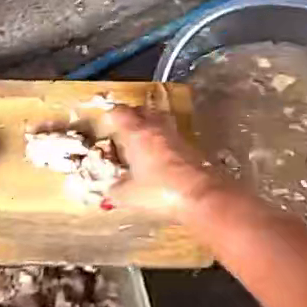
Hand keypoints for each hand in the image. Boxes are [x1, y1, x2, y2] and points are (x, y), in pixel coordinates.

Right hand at [102, 104, 226, 217]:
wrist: (199, 193)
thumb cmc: (158, 191)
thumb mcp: (129, 195)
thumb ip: (116, 189)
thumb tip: (110, 188)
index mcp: (137, 134)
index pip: (121, 113)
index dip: (113, 114)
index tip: (107, 121)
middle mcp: (156, 128)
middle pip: (142, 111)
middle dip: (132, 115)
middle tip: (123, 126)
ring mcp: (174, 135)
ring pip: (158, 119)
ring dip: (149, 123)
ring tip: (141, 136)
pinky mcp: (189, 145)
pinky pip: (170, 133)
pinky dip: (162, 137)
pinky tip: (159, 151)